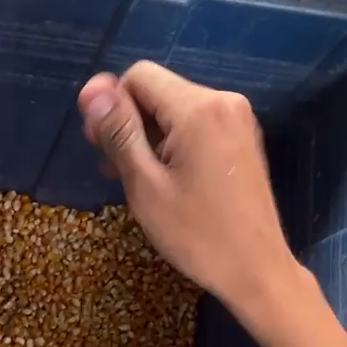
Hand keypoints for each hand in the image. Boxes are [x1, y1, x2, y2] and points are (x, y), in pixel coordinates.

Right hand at [77, 62, 301, 314]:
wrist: (256, 269)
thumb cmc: (196, 235)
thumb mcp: (146, 187)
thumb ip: (119, 134)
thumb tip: (91, 89)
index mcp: (197, 108)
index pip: (139, 76)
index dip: (112, 108)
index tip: (101, 149)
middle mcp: (222, 100)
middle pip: (159, 92)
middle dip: (131, 125)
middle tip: (113, 173)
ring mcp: (238, 120)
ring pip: (177, 112)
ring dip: (150, 139)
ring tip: (140, 184)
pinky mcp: (243, 140)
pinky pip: (198, 128)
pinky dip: (175, 147)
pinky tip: (168, 183)